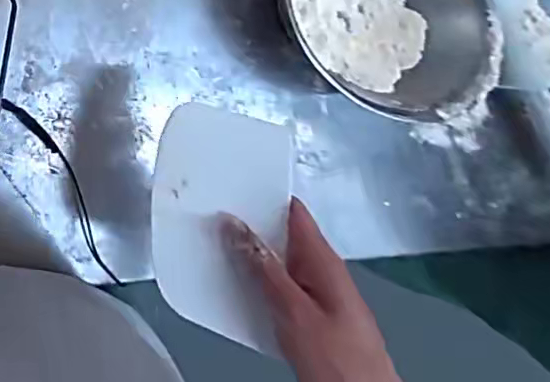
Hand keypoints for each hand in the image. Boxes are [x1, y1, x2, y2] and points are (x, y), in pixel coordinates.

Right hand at [222, 199, 399, 381]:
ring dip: (253, 255)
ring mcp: (322, 294)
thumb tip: (233, 222)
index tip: (228, 187)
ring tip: (216, 245)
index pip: (291, 208)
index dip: (261, 194)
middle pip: (283, 233)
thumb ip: (262, 266)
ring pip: (281, 261)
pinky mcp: (318, 318)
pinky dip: (262, 281)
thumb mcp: (292, 311)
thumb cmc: (337, 362)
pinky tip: (240, 286)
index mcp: (322, 258)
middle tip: (212, 216)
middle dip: (250, 224)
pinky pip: (284, 286)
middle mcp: (323, 270)